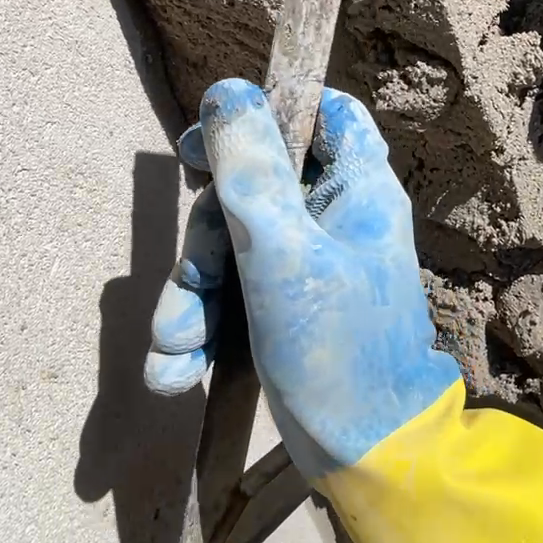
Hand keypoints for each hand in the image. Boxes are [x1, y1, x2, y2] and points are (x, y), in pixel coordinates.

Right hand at [142, 79, 460, 480]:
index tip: (210, 142)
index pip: (325, 113)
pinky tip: (176, 370)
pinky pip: (233, 291)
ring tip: (176, 346)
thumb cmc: (338, 347)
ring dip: (192, 295)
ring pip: (232, 243)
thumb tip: (228, 91)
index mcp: (358, 188)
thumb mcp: (284, 251)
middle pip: (256, 184)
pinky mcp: (285, 305)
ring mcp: (311, 262)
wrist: (366, 451)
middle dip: (208, 237)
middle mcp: (337, 216)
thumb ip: (253, 170)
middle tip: (192, 281)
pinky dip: (201, 326)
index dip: (267, 112)